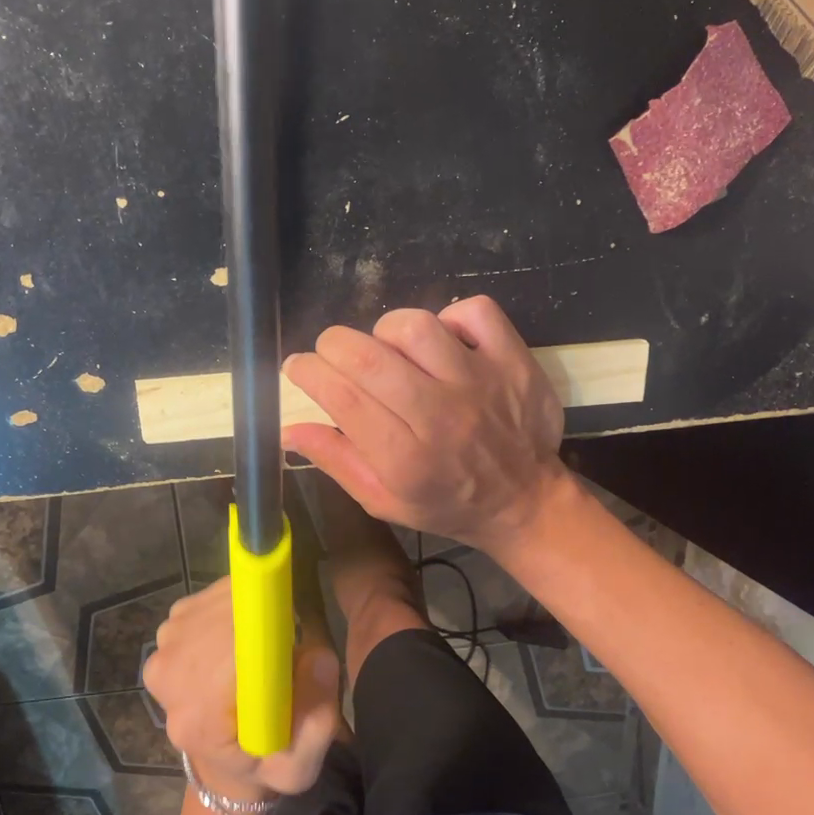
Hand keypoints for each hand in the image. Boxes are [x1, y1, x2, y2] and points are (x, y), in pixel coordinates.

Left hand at [142, 578, 339, 802]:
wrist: (222, 766)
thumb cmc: (263, 766)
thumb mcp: (299, 767)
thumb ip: (316, 722)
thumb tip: (318, 657)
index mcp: (198, 718)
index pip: (228, 652)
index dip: (262, 628)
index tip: (290, 628)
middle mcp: (169, 678)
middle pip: (222, 619)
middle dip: (263, 619)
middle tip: (289, 642)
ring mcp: (166, 647)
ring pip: (219, 603)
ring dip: (251, 611)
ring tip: (266, 645)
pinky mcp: (172, 626)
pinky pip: (212, 597)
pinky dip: (237, 604)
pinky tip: (245, 635)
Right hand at [282, 296, 567, 553]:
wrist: (525, 502)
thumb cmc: (445, 502)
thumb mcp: (382, 500)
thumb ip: (336, 461)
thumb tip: (289, 428)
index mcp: (404, 458)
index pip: (341, 396)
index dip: (308, 372)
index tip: (298, 368)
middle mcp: (440, 416)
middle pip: (368, 356)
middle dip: (334, 346)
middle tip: (334, 356)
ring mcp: (480, 383)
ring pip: (414, 326)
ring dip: (387, 331)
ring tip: (389, 352)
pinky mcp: (512, 361)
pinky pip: (473, 312)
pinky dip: (450, 317)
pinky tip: (441, 342)